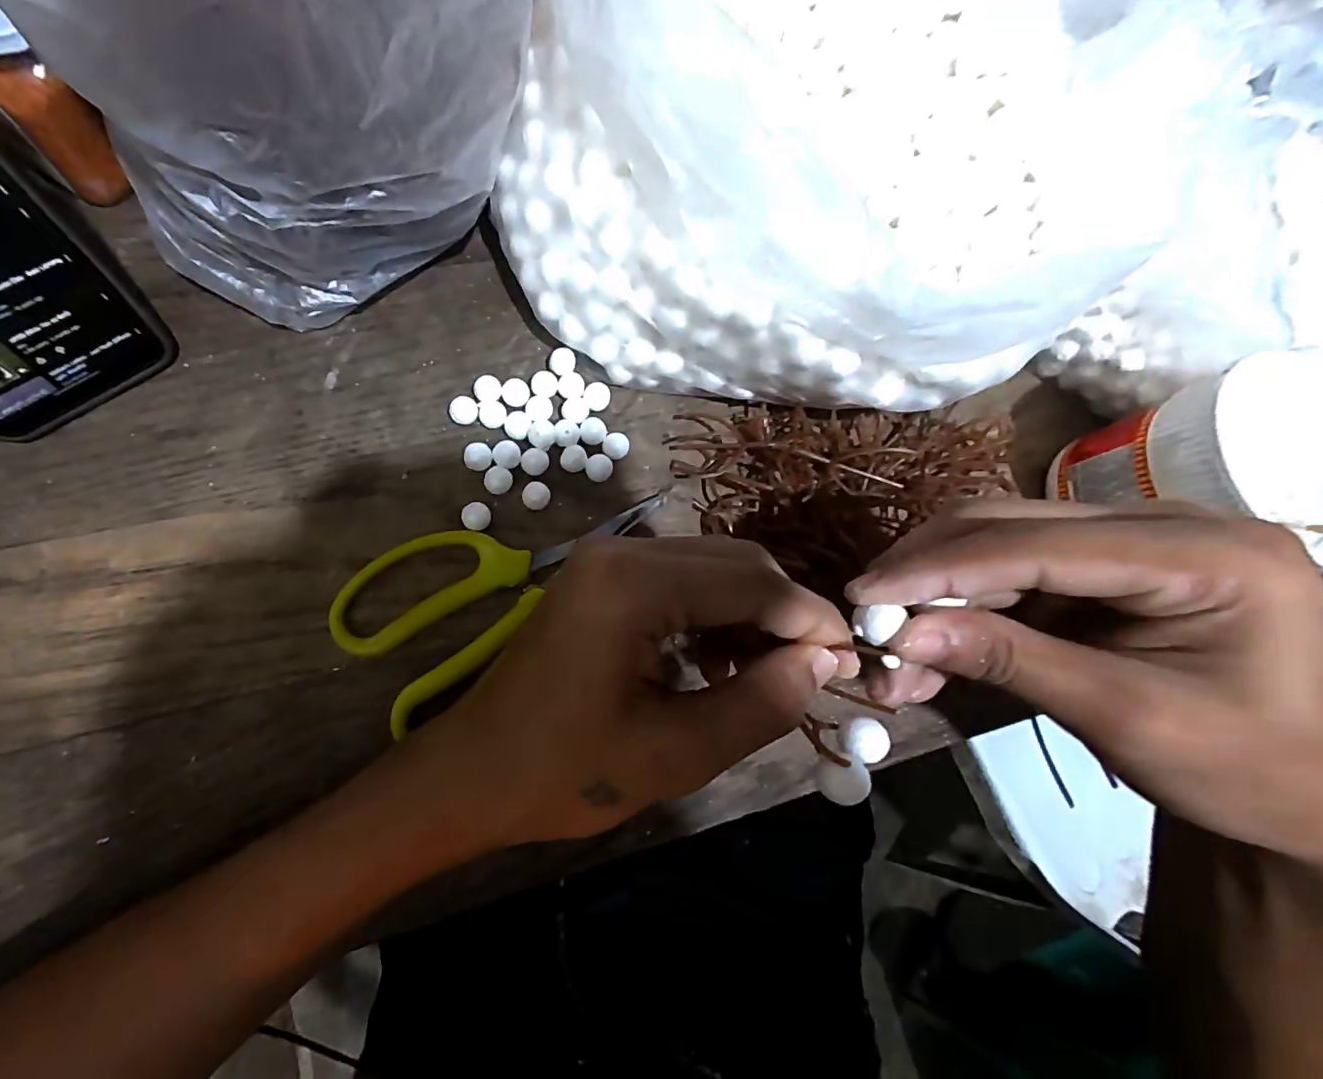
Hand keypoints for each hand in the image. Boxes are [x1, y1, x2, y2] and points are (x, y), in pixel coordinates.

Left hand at [396, 535, 857, 848]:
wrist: (473, 770)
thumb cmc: (563, 770)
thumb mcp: (675, 752)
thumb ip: (760, 704)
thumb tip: (821, 662)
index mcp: (633, 583)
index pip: (753, 581)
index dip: (810, 620)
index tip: (849, 664)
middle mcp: (618, 552)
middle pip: (733, 562)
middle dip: (781, 614)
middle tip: (811, 674)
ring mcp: (602, 561)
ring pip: (707, 568)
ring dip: (746, 614)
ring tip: (762, 678)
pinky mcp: (595, 580)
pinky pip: (674, 581)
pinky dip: (708, 615)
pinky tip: (714, 664)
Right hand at [846, 500, 1322, 866]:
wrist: (1308, 809)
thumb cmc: (1250, 771)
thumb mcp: (1127, 717)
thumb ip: (1011, 662)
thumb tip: (899, 636)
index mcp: (1208, 553)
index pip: (1040, 543)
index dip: (940, 567)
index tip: (862, 595)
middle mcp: (1164, 528)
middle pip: (1007, 527)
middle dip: (926, 574)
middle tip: (865, 620)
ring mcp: (1127, 548)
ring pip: (993, 550)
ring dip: (933, 598)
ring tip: (887, 655)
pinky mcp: (1095, 577)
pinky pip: (1004, 584)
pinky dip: (956, 618)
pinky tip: (922, 658)